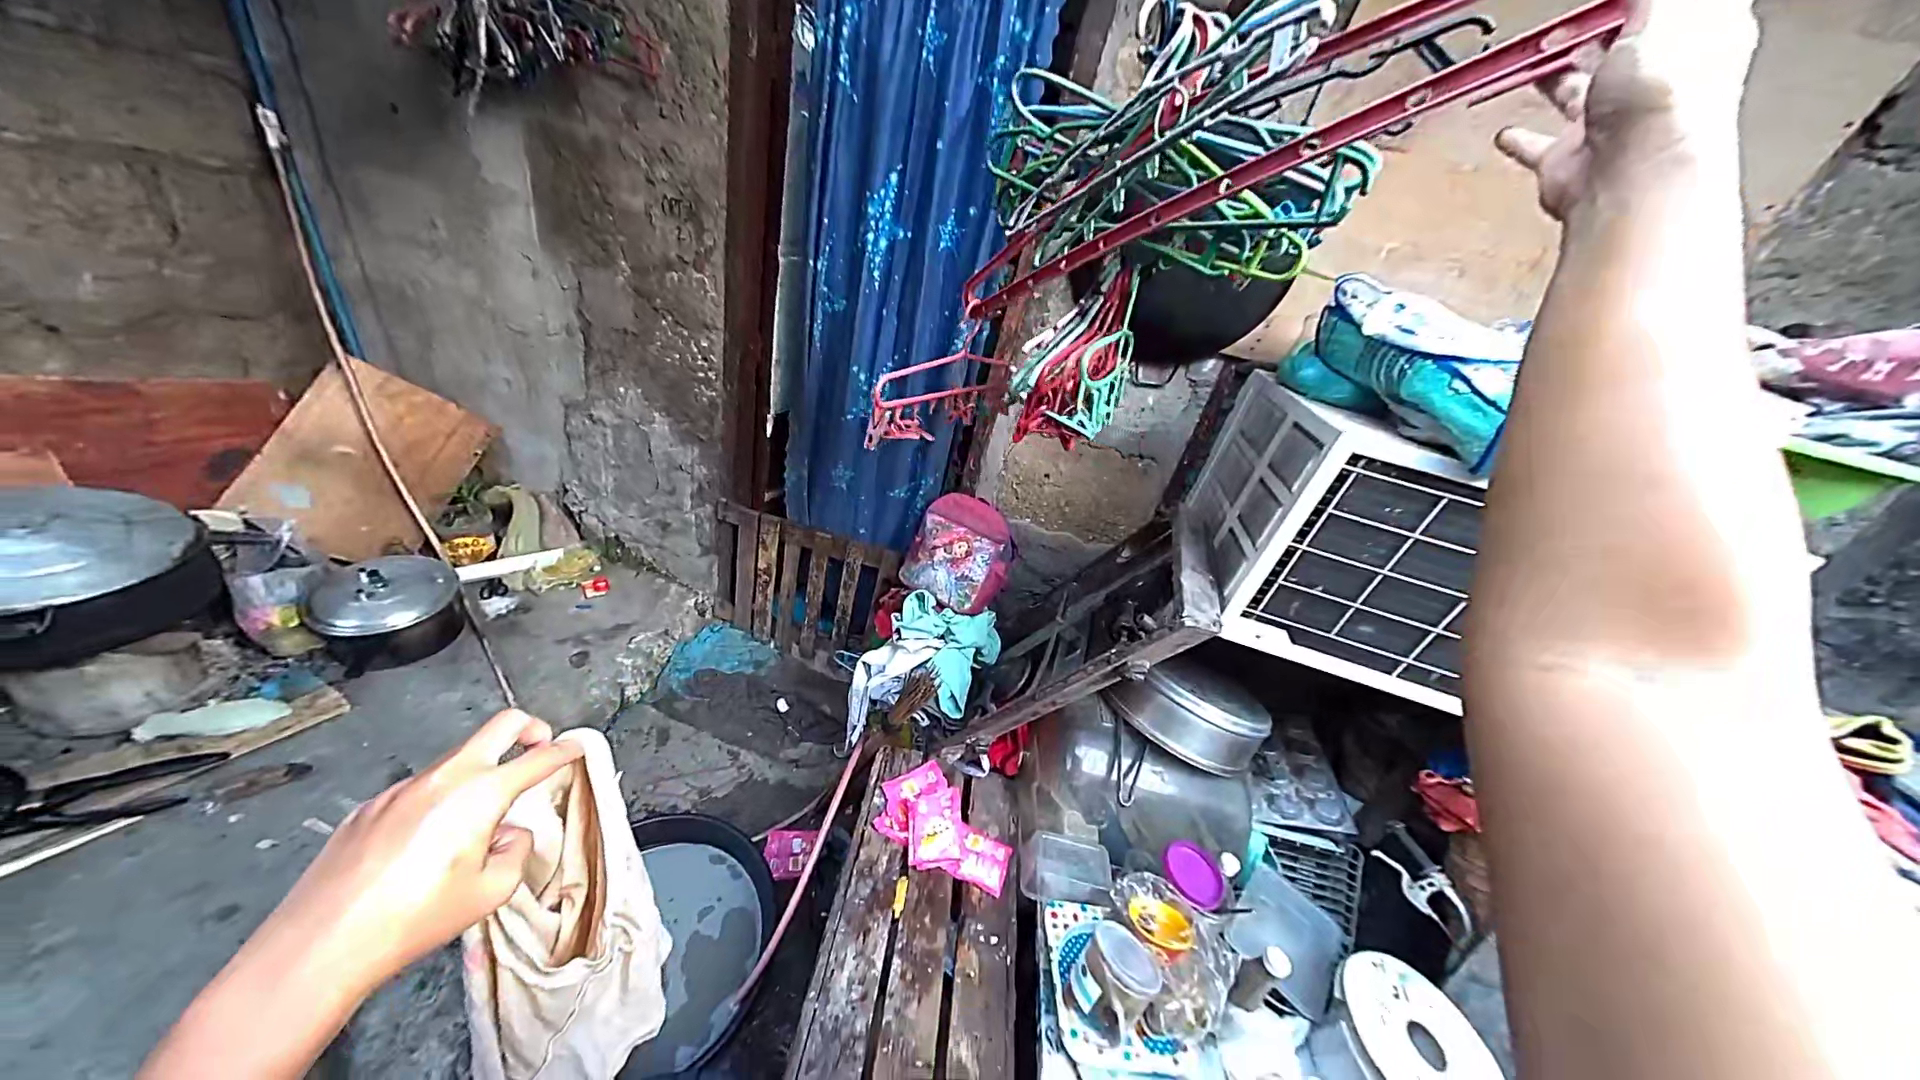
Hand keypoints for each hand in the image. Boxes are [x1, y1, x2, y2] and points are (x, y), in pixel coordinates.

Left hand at [252, 708, 583, 995]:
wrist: (318, 946)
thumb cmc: (411, 920)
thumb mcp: (491, 891)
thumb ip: (516, 850)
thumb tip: (508, 835)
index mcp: (482, 794)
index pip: (539, 758)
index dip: (565, 750)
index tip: (575, 747)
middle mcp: (445, 778)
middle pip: (501, 725)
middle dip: (531, 727)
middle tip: (540, 744)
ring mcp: (403, 788)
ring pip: (457, 760)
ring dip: (479, 772)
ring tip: (473, 823)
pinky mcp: (370, 807)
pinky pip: (418, 790)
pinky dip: (437, 801)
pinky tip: (422, 846)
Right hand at [1494, 0, 1756, 219]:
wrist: (1630, 174)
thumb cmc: (1664, 97)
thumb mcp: (1664, 15)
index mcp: (1692, 39)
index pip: (1666, 9)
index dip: (1634, 3)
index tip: (1607, 3)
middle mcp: (1650, 83)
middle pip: (1618, 49)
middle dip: (1592, 34)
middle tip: (1565, 26)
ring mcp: (1606, 124)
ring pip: (1575, 92)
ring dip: (1554, 79)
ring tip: (1536, 66)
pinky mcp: (1566, 159)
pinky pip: (1536, 146)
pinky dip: (1518, 140)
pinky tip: (1506, 134)